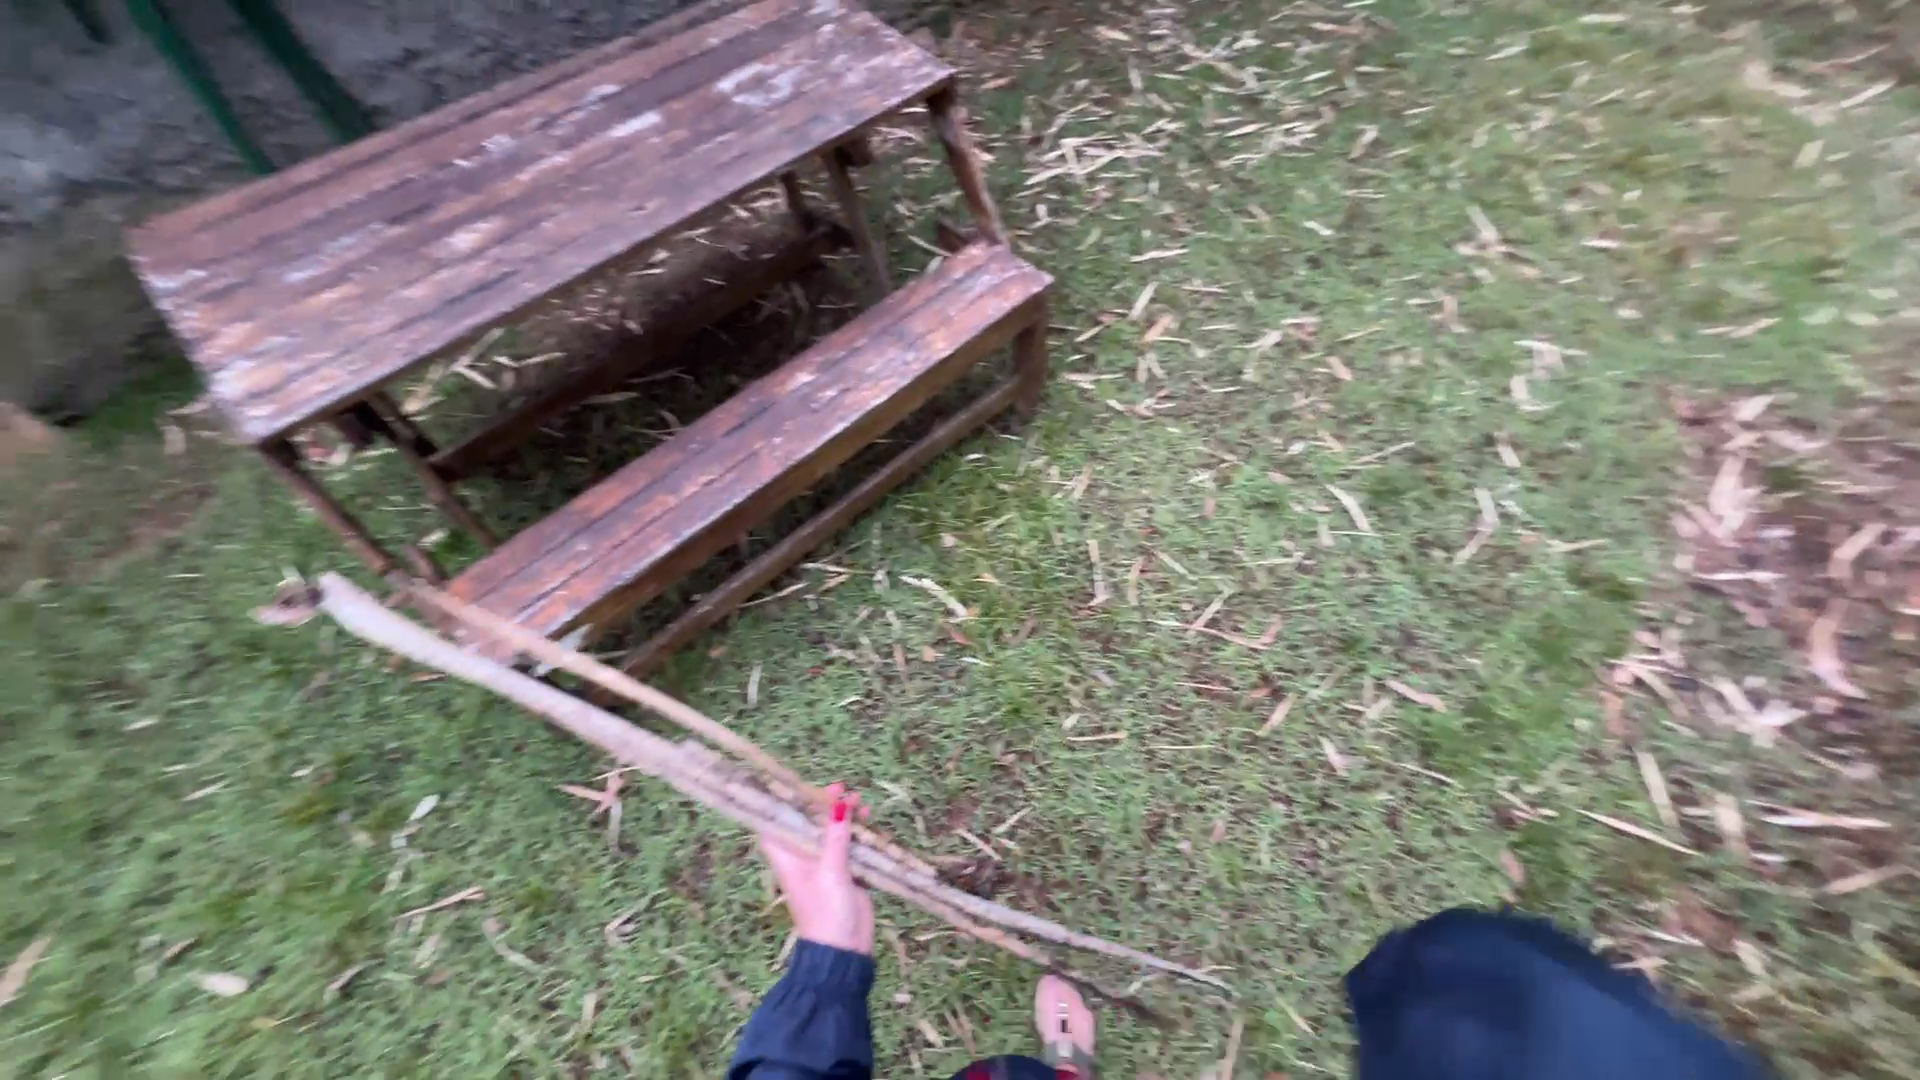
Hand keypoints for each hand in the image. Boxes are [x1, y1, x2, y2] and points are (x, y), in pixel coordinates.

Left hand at [760, 783, 873, 955]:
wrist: (845, 951)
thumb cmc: (827, 911)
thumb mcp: (831, 871)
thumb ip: (836, 836)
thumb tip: (838, 803)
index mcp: (789, 858)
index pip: (775, 826)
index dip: (783, 805)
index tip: (798, 786)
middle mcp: (803, 858)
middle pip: (809, 823)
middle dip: (824, 805)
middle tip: (841, 789)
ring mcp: (825, 865)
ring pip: (832, 831)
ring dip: (845, 816)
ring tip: (861, 802)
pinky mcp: (845, 873)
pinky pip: (850, 845)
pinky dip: (858, 832)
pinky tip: (869, 821)